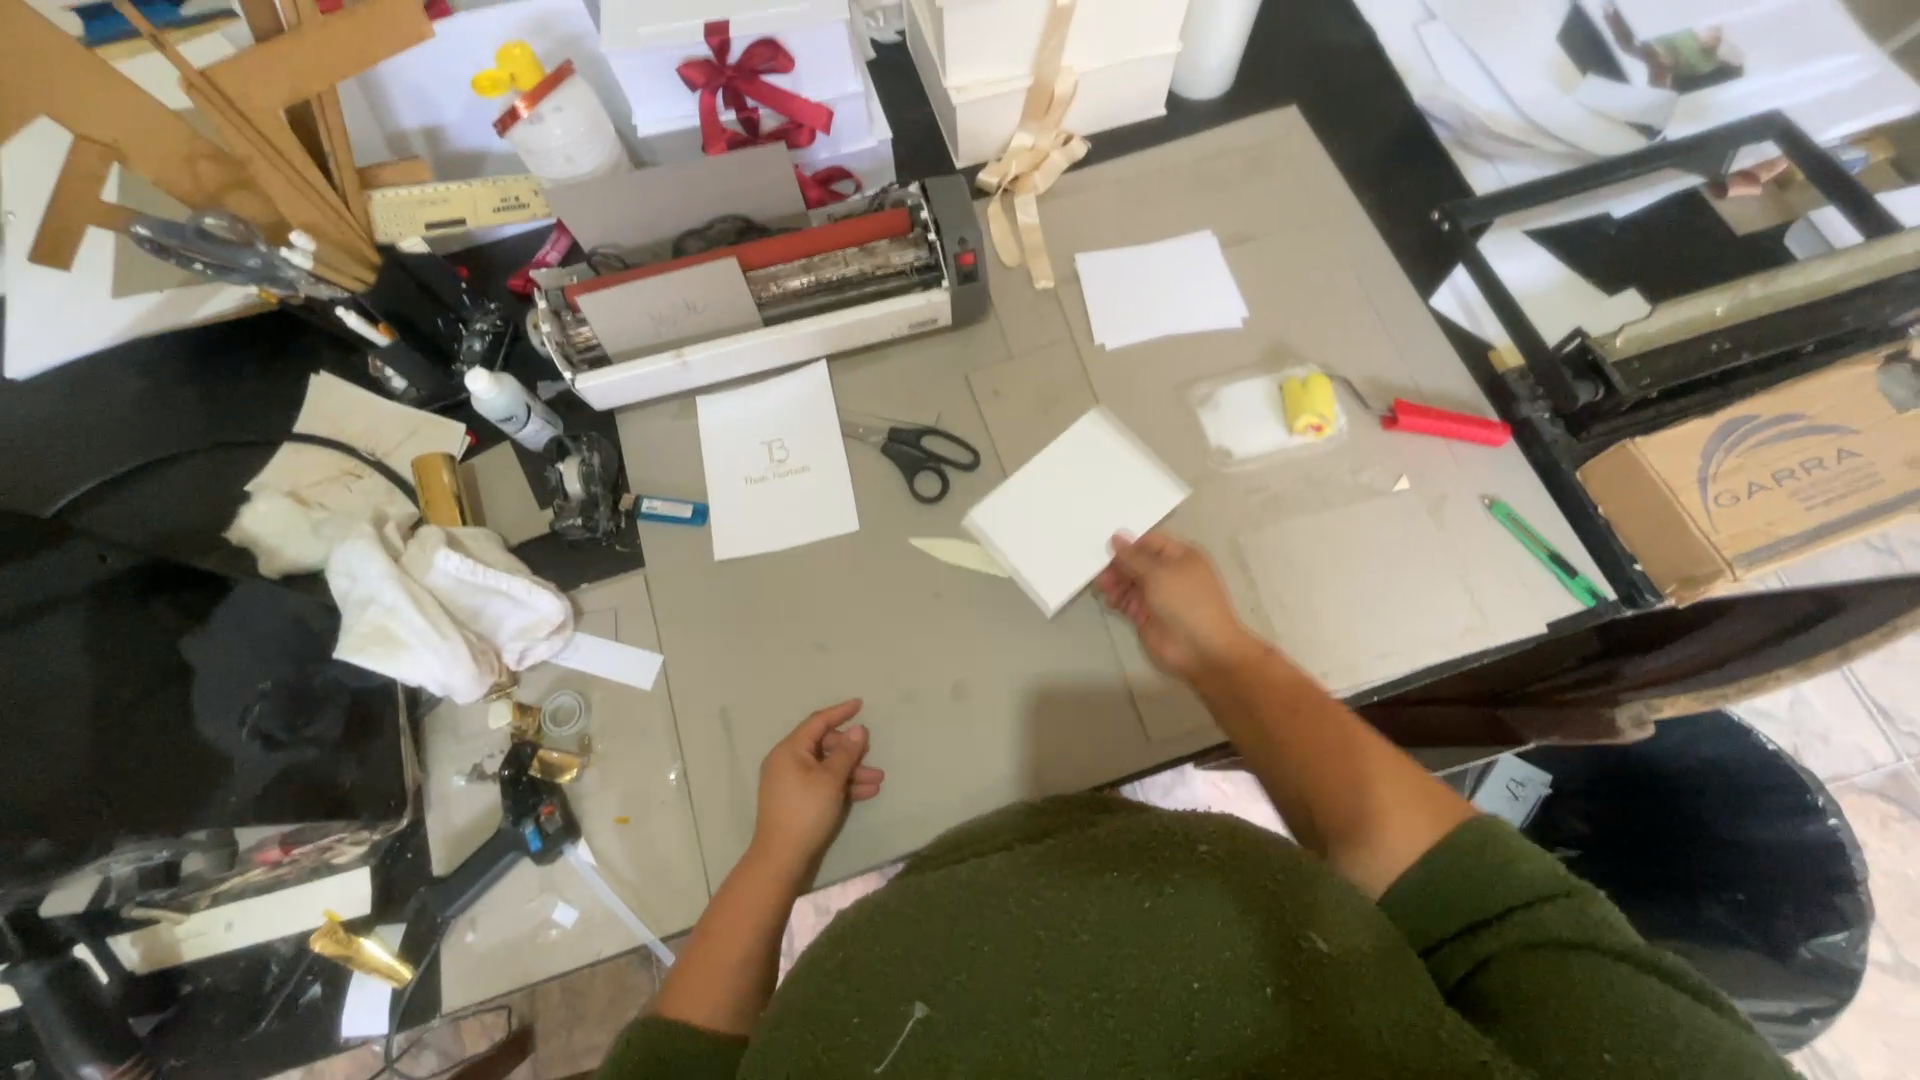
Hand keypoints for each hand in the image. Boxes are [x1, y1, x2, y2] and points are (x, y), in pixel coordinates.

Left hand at [749, 700, 883, 876]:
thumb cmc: (805, 812)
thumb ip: (847, 752)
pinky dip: (843, 786)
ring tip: (878, 780)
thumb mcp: (830, 779)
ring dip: (852, 771)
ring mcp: (792, 782)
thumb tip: (859, 729)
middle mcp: (787, 761)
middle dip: (851, 751)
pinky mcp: (798, 800)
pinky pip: (823, 784)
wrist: (781, 858)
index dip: (840, 712)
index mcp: (789, 750)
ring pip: (827, 767)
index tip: (860, 704)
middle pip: (824, 745)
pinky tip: (867, 793)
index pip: (817, 722)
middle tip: (871, 755)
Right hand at [1093, 530, 1261, 681]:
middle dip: (1118, 565)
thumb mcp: (1160, 573)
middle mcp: (1168, 572)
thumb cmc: (1186, 602)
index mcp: (1180, 556)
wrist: (1201, 649)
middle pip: (1136, 562)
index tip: (1105, 548)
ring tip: (1103, 588)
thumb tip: (1116, 537)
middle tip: (1099, 572)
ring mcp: (1157, 595)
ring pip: (1129, 581)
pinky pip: (1127, 601)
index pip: (1149, 542)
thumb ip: (1134, 556)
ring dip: (1115, 582)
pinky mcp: (1146, 614)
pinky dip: (1116, 599)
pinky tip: (1109, 600)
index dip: (1128, 544)